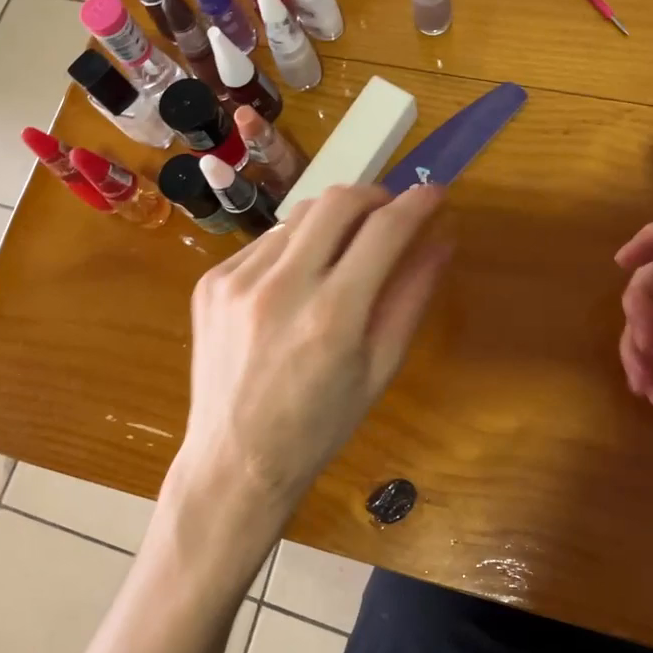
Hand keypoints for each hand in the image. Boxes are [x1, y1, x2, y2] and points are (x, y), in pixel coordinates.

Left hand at [176, 184, 451, 510]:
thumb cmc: (320, 425)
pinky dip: (293, 247)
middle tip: (389, 213)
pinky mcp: (211, 282)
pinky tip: (297, 282)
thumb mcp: (380, 369)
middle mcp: (281, 288)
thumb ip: (412, 296)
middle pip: (337, 201)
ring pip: (299, 215)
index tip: (434, 192)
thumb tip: (441, 239)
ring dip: (332, 221)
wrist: (235, 460)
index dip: (417, 203)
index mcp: (332, 317)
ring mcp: (237, 280)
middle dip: (373, 196)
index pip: (384, 230)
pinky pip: (265, 241)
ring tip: (342, 254)